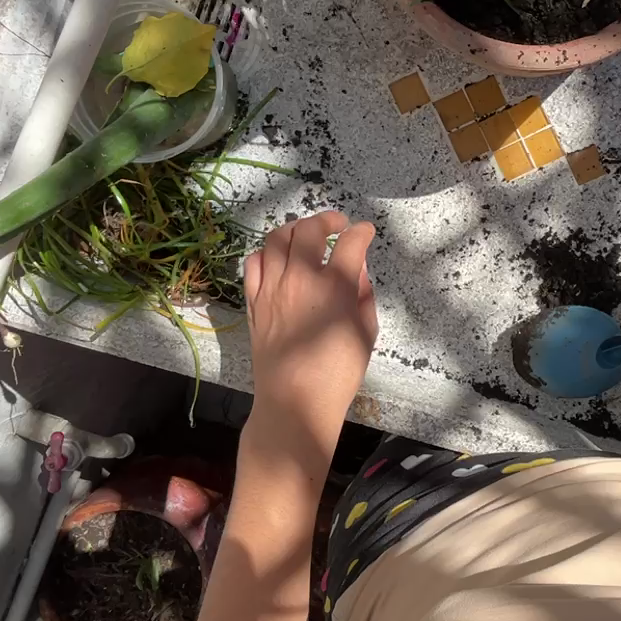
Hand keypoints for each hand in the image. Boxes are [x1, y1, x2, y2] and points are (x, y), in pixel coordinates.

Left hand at [243, 211, 378, 442]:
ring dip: (295, 229)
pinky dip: (268, 252)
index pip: (351, 243)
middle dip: (327, 219)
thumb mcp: (366, 332)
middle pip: (309, 229)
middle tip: (338, 225)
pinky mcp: (254, 301)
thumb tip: (357, 269)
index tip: (366, 232)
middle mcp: (301, 279)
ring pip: (277, 239)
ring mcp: (272, 288)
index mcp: (334, 287)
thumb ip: (363, 294)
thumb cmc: (338, 373)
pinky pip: (254, 263)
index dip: (362, 232)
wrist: (295, 401)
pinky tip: (278, 258)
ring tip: (306, 235)